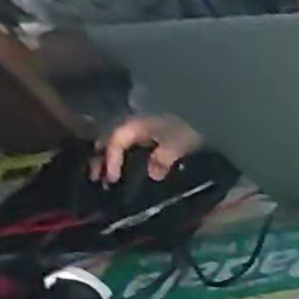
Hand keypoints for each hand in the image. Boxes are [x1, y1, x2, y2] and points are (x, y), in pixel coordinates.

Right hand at [88, 115, 202, 183]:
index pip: (116, 142)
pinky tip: (124, 174)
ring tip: (105, 179)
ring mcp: (140, 133)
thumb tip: (153, 175)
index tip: (113, 179)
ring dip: (109, 161)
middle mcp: (132, 128)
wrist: (201, 118)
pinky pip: (129, 151)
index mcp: (134, 126)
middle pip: (110, 143)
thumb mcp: (176, 144)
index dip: (112, 160)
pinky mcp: (149, 141)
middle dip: (102, 161)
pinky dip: (123, 162)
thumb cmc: (187, 129)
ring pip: (117, 147)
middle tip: (97, 180)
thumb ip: (163, 158)